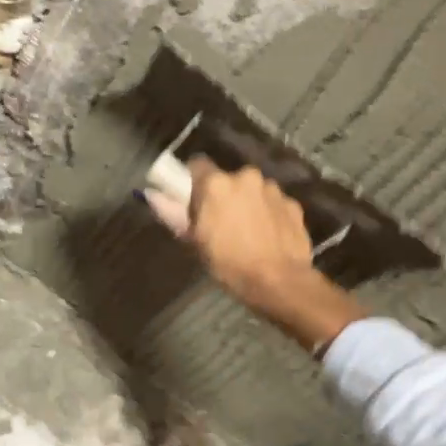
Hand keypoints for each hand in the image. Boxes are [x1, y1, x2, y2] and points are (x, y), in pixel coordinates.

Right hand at [145, 158, 365, 349]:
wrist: (279, 281)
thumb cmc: (229, 263)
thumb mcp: (194, 241)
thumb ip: (172, 213)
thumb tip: (152, 194)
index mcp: (216, 184)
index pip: (197, 164)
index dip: (193, 180)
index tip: (193, 199)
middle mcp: (245, 177)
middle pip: (228, 179)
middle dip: (224, 195)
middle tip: (220, 222)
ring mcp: (272, 189)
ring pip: (252, 190)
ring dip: (247, 203)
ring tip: (247, 232)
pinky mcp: (293, 204)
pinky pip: (273, 203)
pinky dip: (268, 214)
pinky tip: (267, 236)